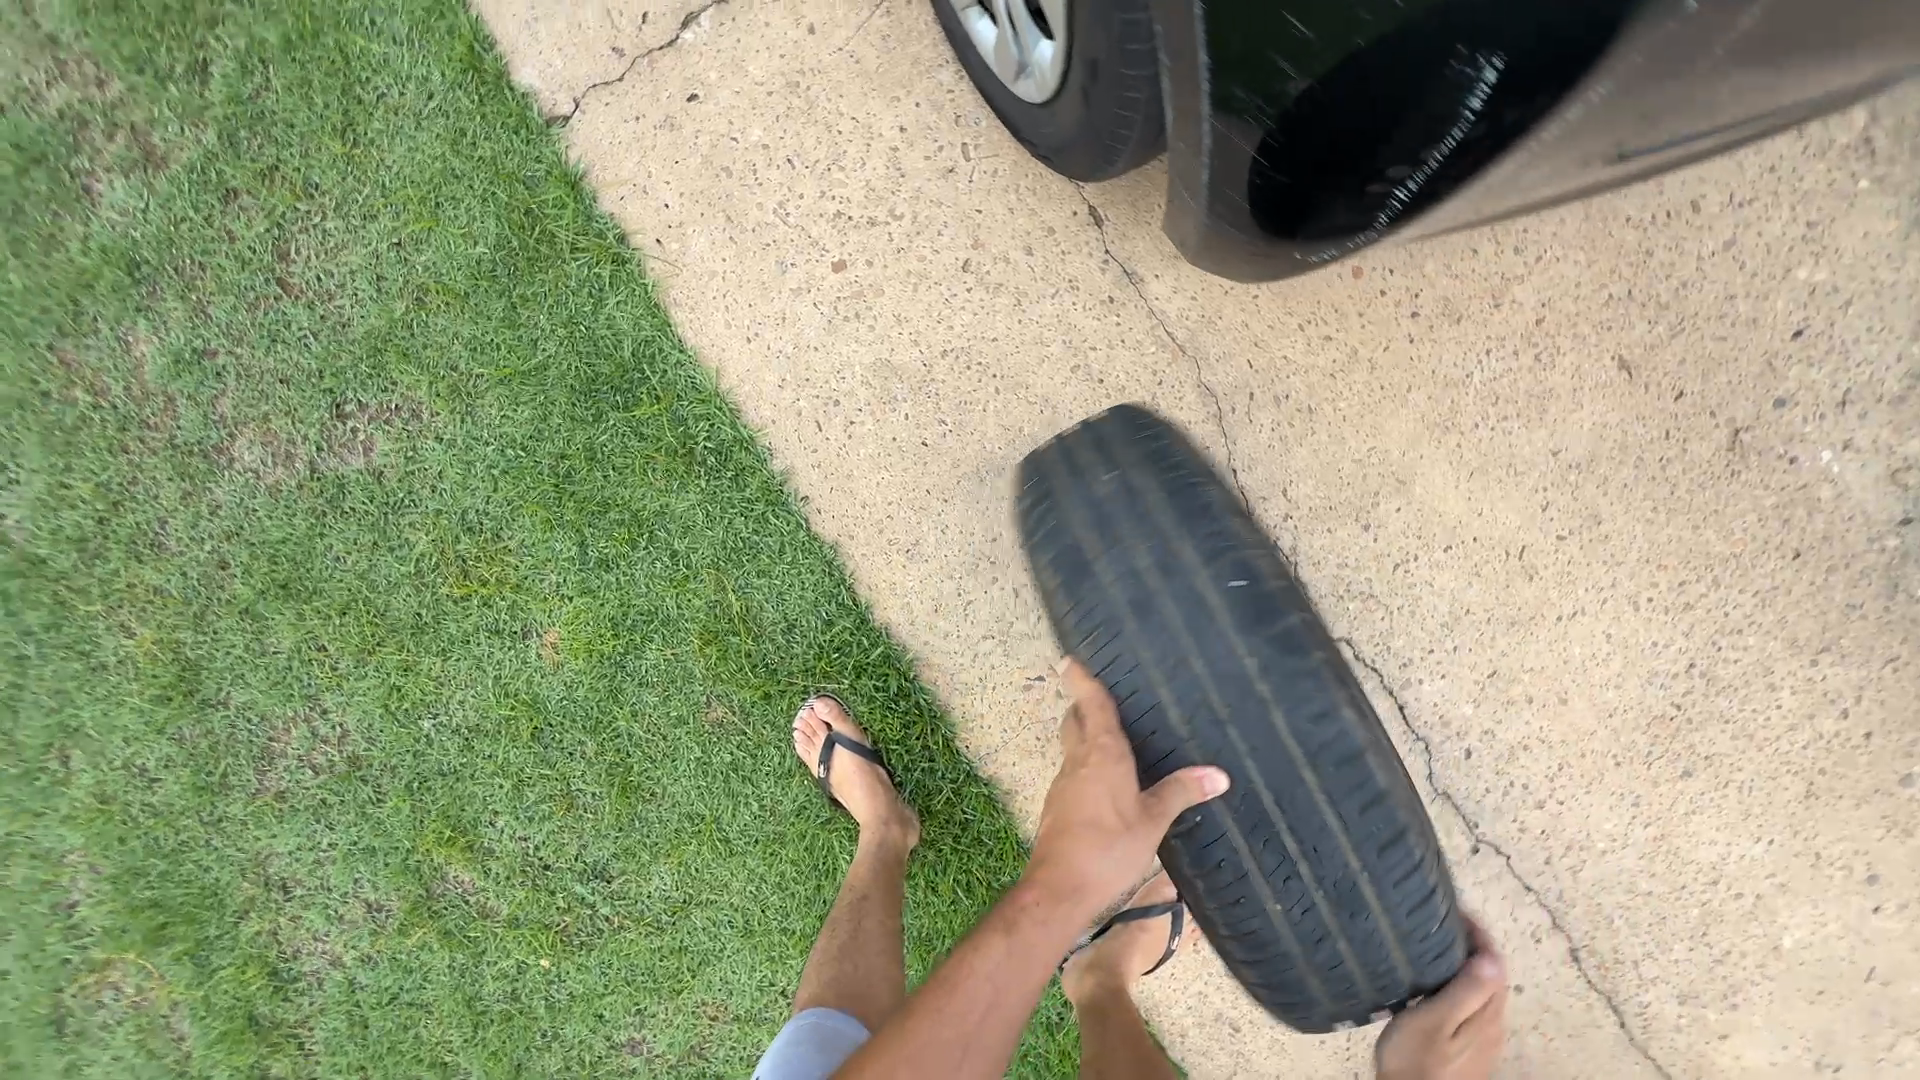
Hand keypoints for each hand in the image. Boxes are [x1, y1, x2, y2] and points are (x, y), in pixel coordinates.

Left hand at [1022, 660, 1230, 920]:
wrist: (1060, 888)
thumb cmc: (1109, 848)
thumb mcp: (1153, 821)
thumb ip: (1182, 792)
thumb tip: (1218, 774)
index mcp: (1102, 753)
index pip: (1091, 704)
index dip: (1081, 680)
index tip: (1069, 660)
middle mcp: (1078, 760)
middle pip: (1074, 721)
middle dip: (1081, 706)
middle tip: (1098, 697)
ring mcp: (1064, 783)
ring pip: (1072, 747)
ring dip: (1084, 736)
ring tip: (1110, 738)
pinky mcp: (1059, 806)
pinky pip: (1073, 773)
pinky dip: (1086, 765)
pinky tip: (1105, 782)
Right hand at [1376, 917, 1508, 1079]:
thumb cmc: (1416, 1057)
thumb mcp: (1435, 1020)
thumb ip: (1464, 991)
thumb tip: (1491, 957)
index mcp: (1487, 1016)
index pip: (1495, 964)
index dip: (1479, 934)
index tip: (1453, 910)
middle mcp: (1493, 1025)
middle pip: (1492, 976)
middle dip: (1472, 944)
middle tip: (1440, 920)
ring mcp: (1483, 1038)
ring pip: (1483, 990)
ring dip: (1466, 963)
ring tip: (1434, 941)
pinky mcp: (1469, 1046)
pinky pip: (1473, 1003)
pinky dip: (1461, 981)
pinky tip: (1436, 979)